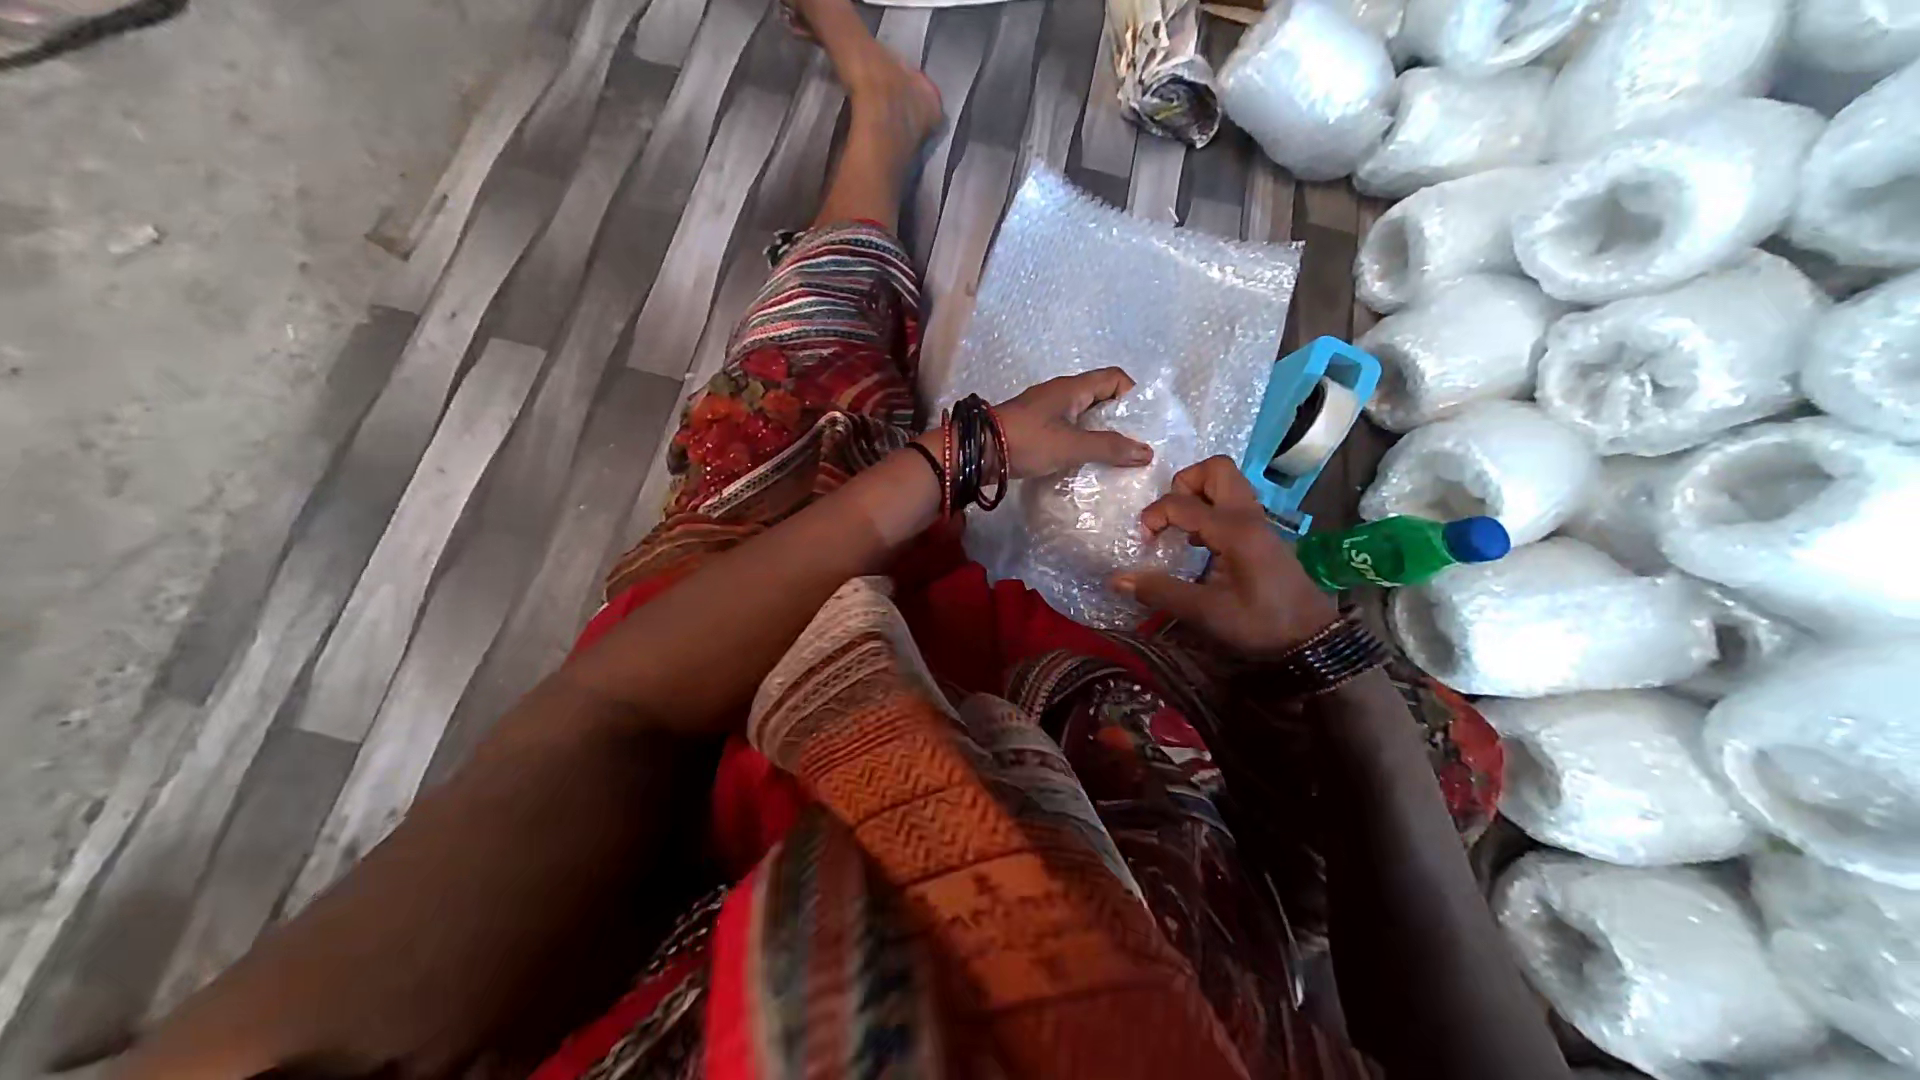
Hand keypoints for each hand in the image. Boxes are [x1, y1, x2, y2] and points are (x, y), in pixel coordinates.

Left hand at [976, 367, 1155, 478]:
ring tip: (1111, 458)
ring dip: (1097, 432)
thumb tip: (1147, 452)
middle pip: (1099, 397)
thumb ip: (1109, 448)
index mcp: (1071, 388)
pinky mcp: (1033, 428)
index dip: (1132, 395)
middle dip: (1117, 418)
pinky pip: (1065, 429)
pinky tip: (1082, 463)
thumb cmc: (1027, 441)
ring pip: (1081, 415)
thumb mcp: (1072, 446)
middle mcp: (1059, 393)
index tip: (1140, 423)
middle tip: (1130, 445)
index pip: (1114, 377)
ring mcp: (1044, 410)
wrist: (978, 452)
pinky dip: (1078, 442)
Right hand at [1112, 456, 1338, 656]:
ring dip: (1198, 494)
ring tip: (1181, 528)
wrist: (1311, 637)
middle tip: (1170, 517)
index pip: (1181, 503)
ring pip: (1226, 481)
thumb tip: (1116, 579)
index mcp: (1234, 530)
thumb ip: (1161, 592)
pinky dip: (1209, 508)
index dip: (1154, 517)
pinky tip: (1199, 543)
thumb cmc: (1260, 623)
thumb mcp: (1206, 613)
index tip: (1145, 544)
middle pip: (1215, 468)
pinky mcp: (1260, 533)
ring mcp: (1258, 521)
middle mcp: (1247, 516)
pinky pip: (1231, 501)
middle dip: (1184, 484)